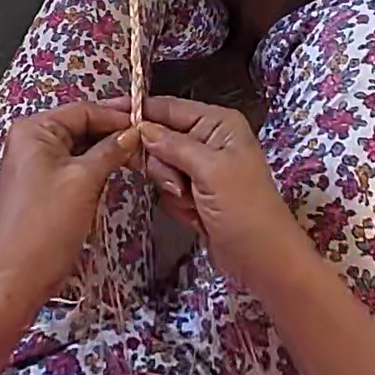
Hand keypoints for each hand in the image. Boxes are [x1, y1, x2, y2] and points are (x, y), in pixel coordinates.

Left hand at [0, 102, 140, 305]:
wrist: (17, 275)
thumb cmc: (47, 223)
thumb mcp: (83, 180)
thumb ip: (109, 151)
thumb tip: (132, 133)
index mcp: (33, 128)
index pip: (81, 110)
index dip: (114, 115)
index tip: (145, 120)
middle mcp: (30, 139)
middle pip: (79, 126)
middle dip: (112, 132)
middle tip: (147, 137)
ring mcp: (34, 163)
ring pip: (77, 147)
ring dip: (105, 150)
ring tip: (139, 151)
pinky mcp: (41, 185)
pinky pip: (72, 166)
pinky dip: (94, 166)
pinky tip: (117, 169)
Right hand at [139, 96, 314, 287]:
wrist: (268, 268)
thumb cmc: (245, 211)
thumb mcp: (210, 171)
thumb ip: (172, 145)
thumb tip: (140, 127)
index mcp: (217, 123)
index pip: (166, 107)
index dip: (137, 110)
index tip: (106, 112)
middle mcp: (207, 138)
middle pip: (158, 135)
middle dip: (162, 163)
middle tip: (177, 185)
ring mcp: (200, 166)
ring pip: (159, 163)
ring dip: (169, 185)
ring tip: (191, 203)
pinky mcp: (194, 190)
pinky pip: (165, 185)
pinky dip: (175, 201)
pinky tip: (195, 215)